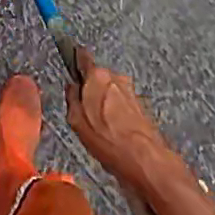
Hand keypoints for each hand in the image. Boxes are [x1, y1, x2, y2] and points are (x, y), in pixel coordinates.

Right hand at [66, 46, 174, 191]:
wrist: (143, 158)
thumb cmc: (110, 140)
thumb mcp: (76, 121)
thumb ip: (71, 98)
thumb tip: (71, 89)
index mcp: (96, 75)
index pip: (82, 57)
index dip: (75, 58)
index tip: (72, 59)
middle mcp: (115, 77)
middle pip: (98, 77)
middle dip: (92, 89)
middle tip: (85, 110)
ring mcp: (130, 90)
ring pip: (111, 91)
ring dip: (106, 103)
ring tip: (102, 127)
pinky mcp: (141, 104)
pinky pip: (123, 104)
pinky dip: (118, 113)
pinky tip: (114, 132)